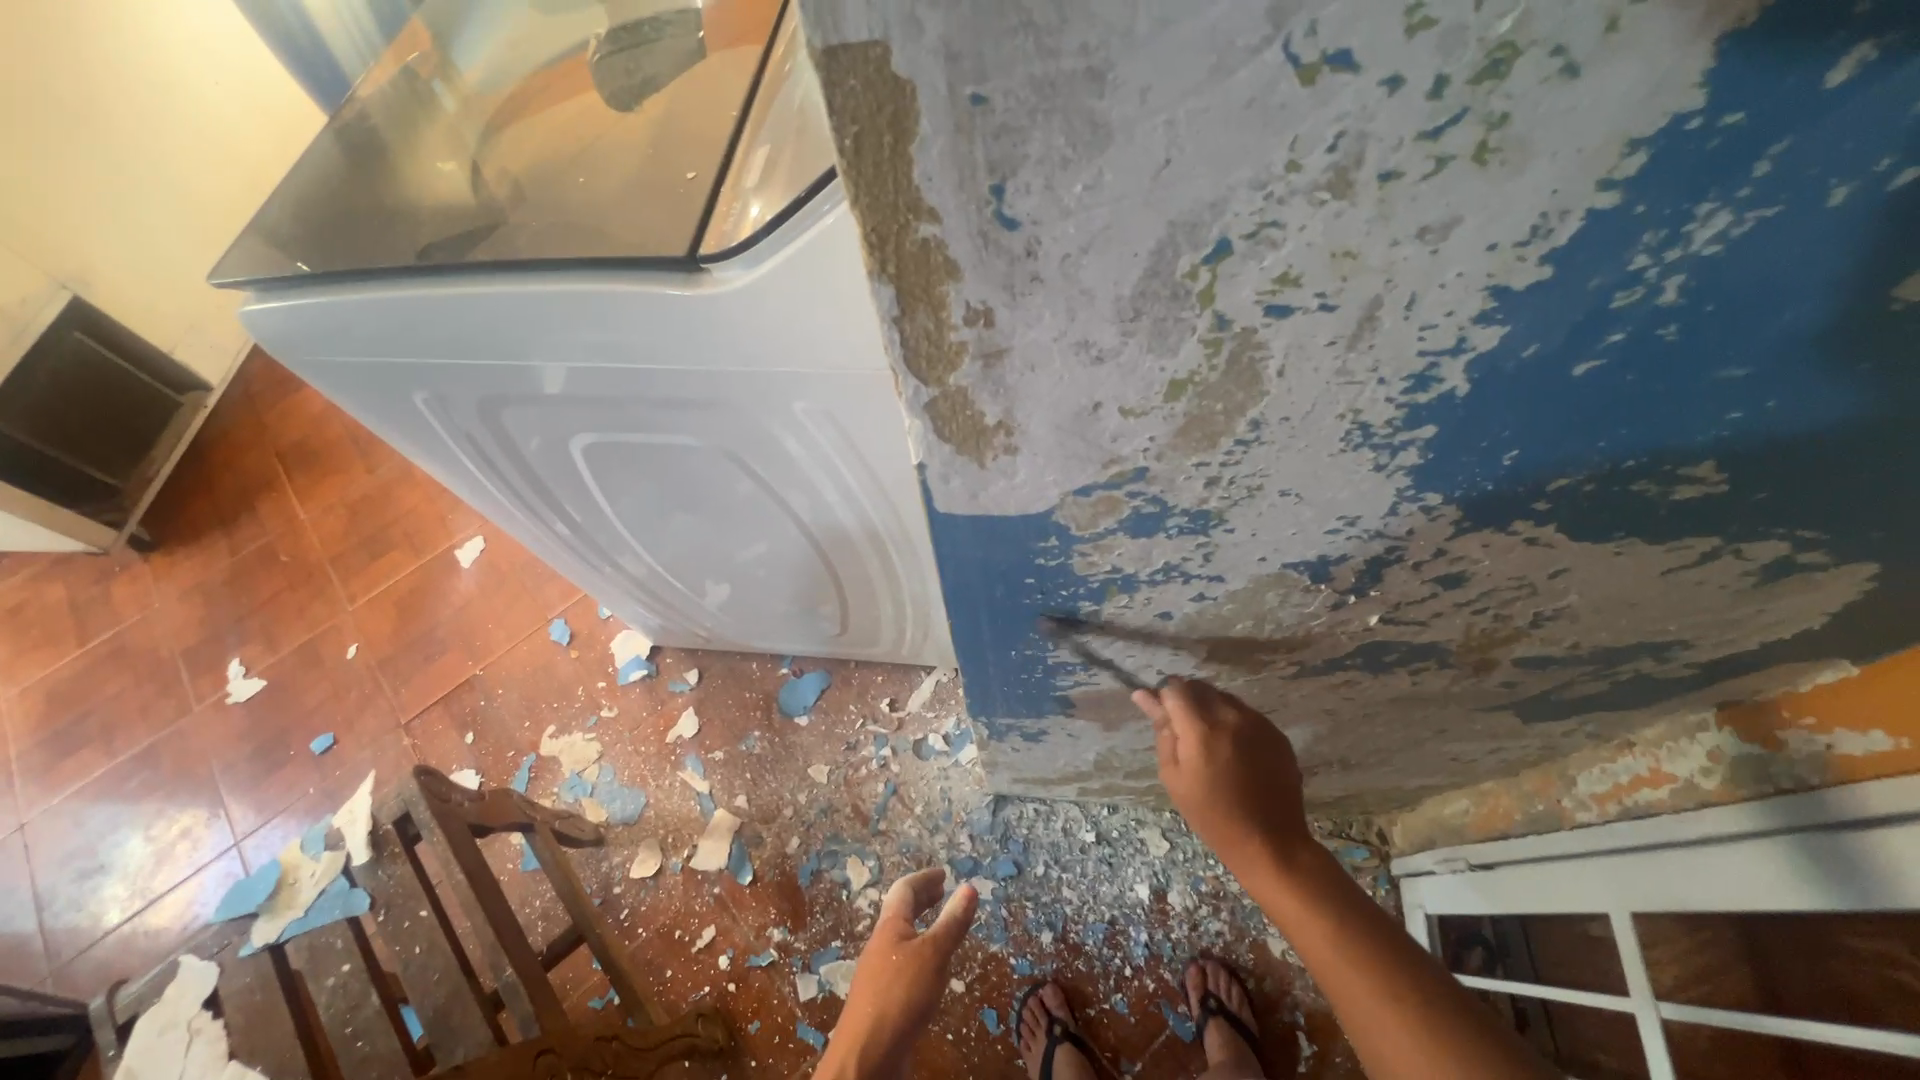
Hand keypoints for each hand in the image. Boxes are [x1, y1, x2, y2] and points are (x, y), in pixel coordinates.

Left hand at [815, 868, 977, 1078]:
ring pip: (902, 938)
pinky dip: (920, 954)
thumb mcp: (934, 954)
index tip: (944, 874)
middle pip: (900, 912)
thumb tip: (969, 886)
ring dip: (922, 927)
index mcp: (890, 927)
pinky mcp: (883, 998)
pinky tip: (932, 972)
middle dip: (922, 900)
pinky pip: (903, 963)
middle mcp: (881, 944)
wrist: (868, 1054)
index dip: (924, 878)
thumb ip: (952, 922)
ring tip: (943, 929)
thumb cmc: (901, 995)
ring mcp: (879, 972)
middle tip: (943, 893)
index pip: (904, 890)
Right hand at [1132, 677, 1313, 874]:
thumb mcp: (1174, 776)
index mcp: (1201, 728)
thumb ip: (1162, 731)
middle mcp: (1231, 716)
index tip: (1164, 717)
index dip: (1165, 699)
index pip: (1175, 689)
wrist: (1269, 840)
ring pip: (1225, 697)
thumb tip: (1145, 696)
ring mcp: (1258, 722)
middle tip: (1183, 730)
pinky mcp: (1276, 733)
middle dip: (1187, 699)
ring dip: (1210, 708)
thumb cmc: (1211, 814)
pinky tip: (1234, 750)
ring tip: (1209, 742)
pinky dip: (1233, 721)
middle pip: (1200, 687)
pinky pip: (1247, 713)